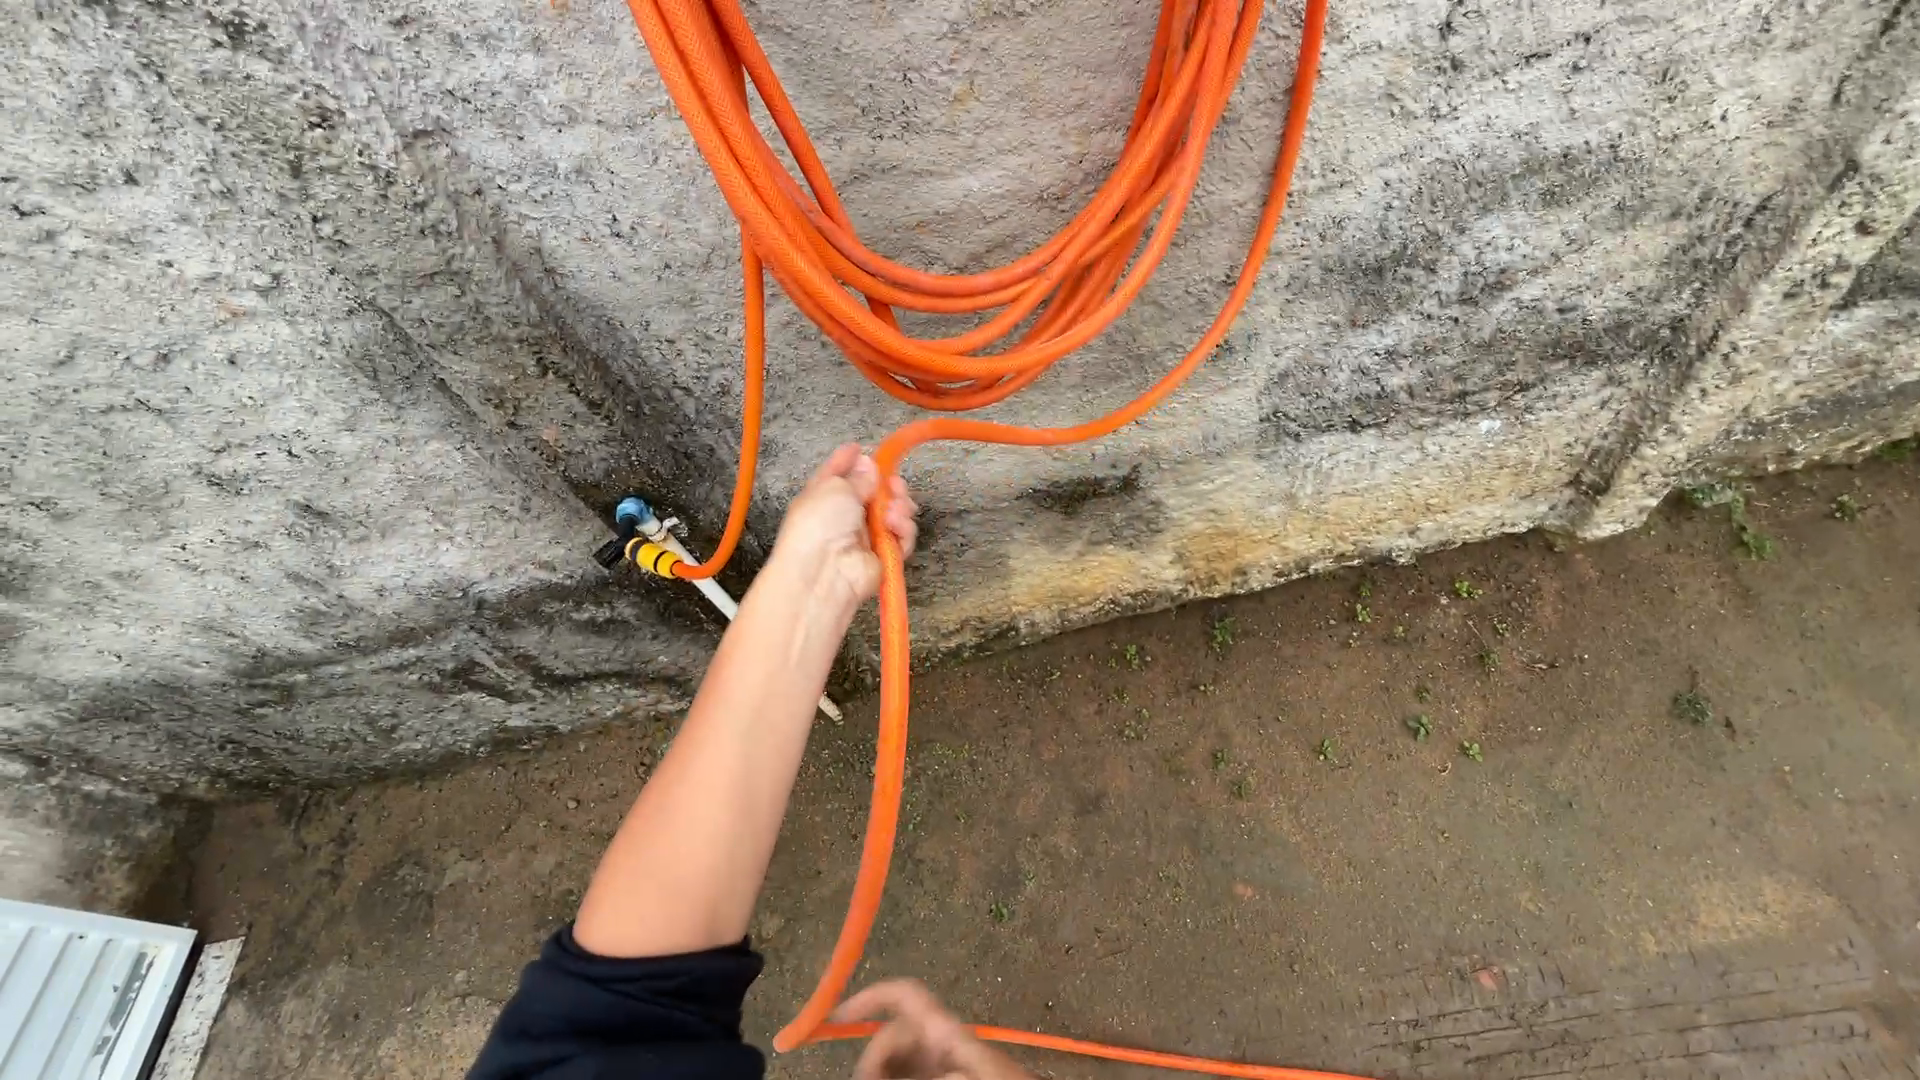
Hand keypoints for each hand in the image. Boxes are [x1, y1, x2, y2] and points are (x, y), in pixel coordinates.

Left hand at [771, 443, 917, 611]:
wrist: (824, 572)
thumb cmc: (818, 527)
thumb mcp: (835, 488)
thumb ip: (857, 476)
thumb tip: (868, 465)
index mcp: (824, 496)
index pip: (839, 473)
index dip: (849, 460)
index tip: (859, 447)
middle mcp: (844, 516)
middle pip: (874, 493)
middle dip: (888, 486)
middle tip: (894, 485)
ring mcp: (864, 536)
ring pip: (893, 513)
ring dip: (899, 507)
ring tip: (895, 509)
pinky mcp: (883, 555)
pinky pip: (902, 536)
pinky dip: (903, 529)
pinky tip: (896, 526)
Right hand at [836, 980, 1033, 1079]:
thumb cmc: (1008, 1079)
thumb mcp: (986, 1074)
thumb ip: (955, 1067)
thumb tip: (935, 1071)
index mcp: (948, 1030)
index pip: (903, 996)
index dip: (868, 997)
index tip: (834, 1016)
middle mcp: (940, 1042)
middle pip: (891, 1035)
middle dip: (871, 1055)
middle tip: (862, 1079)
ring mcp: (941, 1062)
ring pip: (897, 1059)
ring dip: (880, 1069)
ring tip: (872, 1079)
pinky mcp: (945, 1077)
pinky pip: (909, 1073)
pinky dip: (894, 1077)